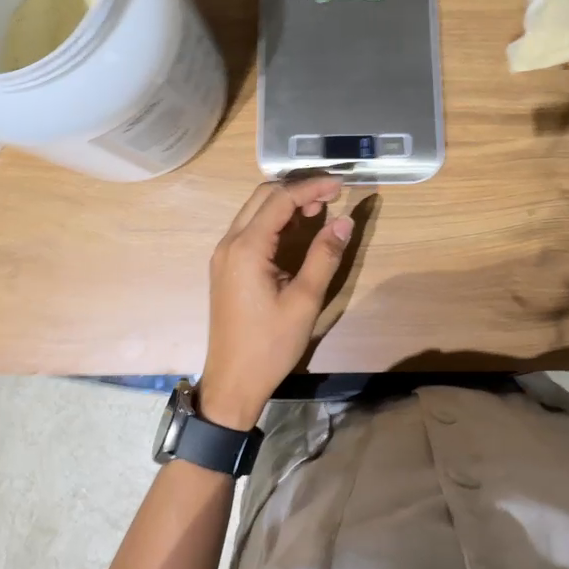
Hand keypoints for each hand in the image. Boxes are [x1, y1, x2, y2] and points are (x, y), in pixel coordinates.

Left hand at [199, 177, 352, 429]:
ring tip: (319, 210)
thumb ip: (324, 256)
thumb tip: (344, 221)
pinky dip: (274, 220)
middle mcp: (229, 242)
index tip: (340, 185)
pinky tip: (297, 230)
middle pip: (263, 196)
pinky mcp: (226, 266)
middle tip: (331, 196)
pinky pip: (249, 228)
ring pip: (254, 210)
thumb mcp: (305, 302)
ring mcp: (224, 254)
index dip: (311, 187)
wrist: (232, 382)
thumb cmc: (270, 345)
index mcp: (247, 248)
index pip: (280, 199)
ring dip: (285, 203)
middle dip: (297, 189)